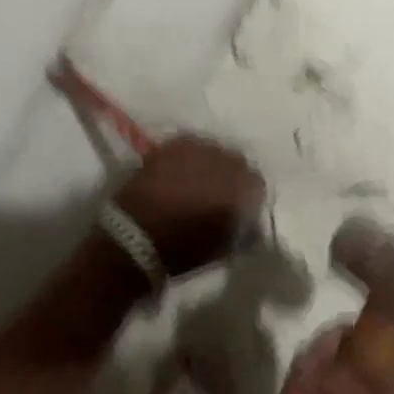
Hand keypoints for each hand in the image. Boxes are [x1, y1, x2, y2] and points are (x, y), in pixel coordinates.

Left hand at [109, 135, 264, 277]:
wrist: (136, 236)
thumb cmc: (184, 249)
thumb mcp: (225, 245)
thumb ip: (243, 227)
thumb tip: (248, 219)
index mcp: (243, 188)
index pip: (257, 182)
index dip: (247, 195)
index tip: (238, 206)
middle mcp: (224, 161)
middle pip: (236, 160)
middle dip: (229, 173)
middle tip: (217, 190)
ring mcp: (196, 148)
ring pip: (212, 148)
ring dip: (208, 161)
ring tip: (196, 177)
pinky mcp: (171, 144)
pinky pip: (188, 144)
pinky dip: (187, 155)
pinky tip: (178, 169)